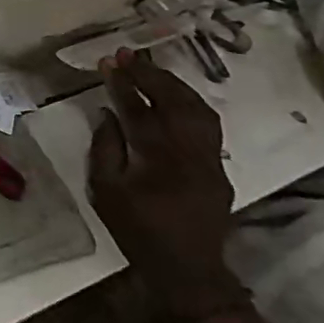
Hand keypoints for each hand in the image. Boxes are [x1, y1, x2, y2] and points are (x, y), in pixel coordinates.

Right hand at [88, 48, 242, 312]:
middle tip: (129, 54)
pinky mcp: (218, 168)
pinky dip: (189, 103)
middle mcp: (191, 154)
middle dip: (152, 75)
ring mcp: (211, 160)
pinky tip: (174, 96)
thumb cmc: (136, 228)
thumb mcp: (104, 189)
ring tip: (151, 68)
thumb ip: (105, 147)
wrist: (187, 268)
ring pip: (200, 111)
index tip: (108, 62)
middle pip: (176, 103)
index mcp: (158, 159)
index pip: (139, 111)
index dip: (123, 84)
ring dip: (174, 85)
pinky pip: (208, 125)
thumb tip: (108, 113)